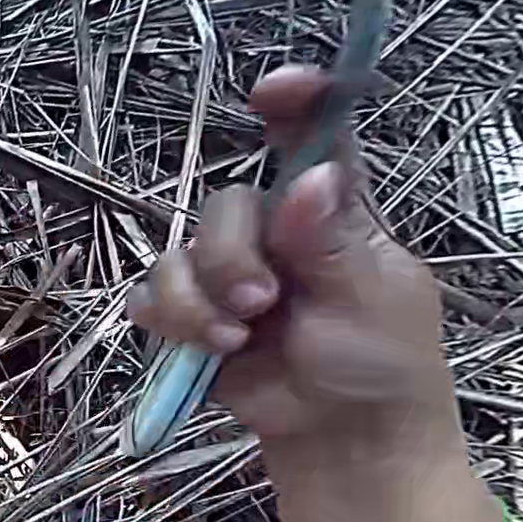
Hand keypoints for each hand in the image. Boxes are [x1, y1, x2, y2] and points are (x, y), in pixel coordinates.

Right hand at [126, 67, 461, 479]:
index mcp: (329, 216)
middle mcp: (269, 238)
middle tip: (259, 304)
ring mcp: (219, 279)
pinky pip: (146, 299)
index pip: (314, 143)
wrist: (333, 432)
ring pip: (173, 259)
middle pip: (221, 210)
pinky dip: (166, 321)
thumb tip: (308, 180)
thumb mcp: (371, 300)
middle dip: (228, 259)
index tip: (270, 89)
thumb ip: (332, 243)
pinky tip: (204, 346)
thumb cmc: (376, 363)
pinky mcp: (184, 316)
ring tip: (233, 338)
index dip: (296, 107)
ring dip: (193, 301)